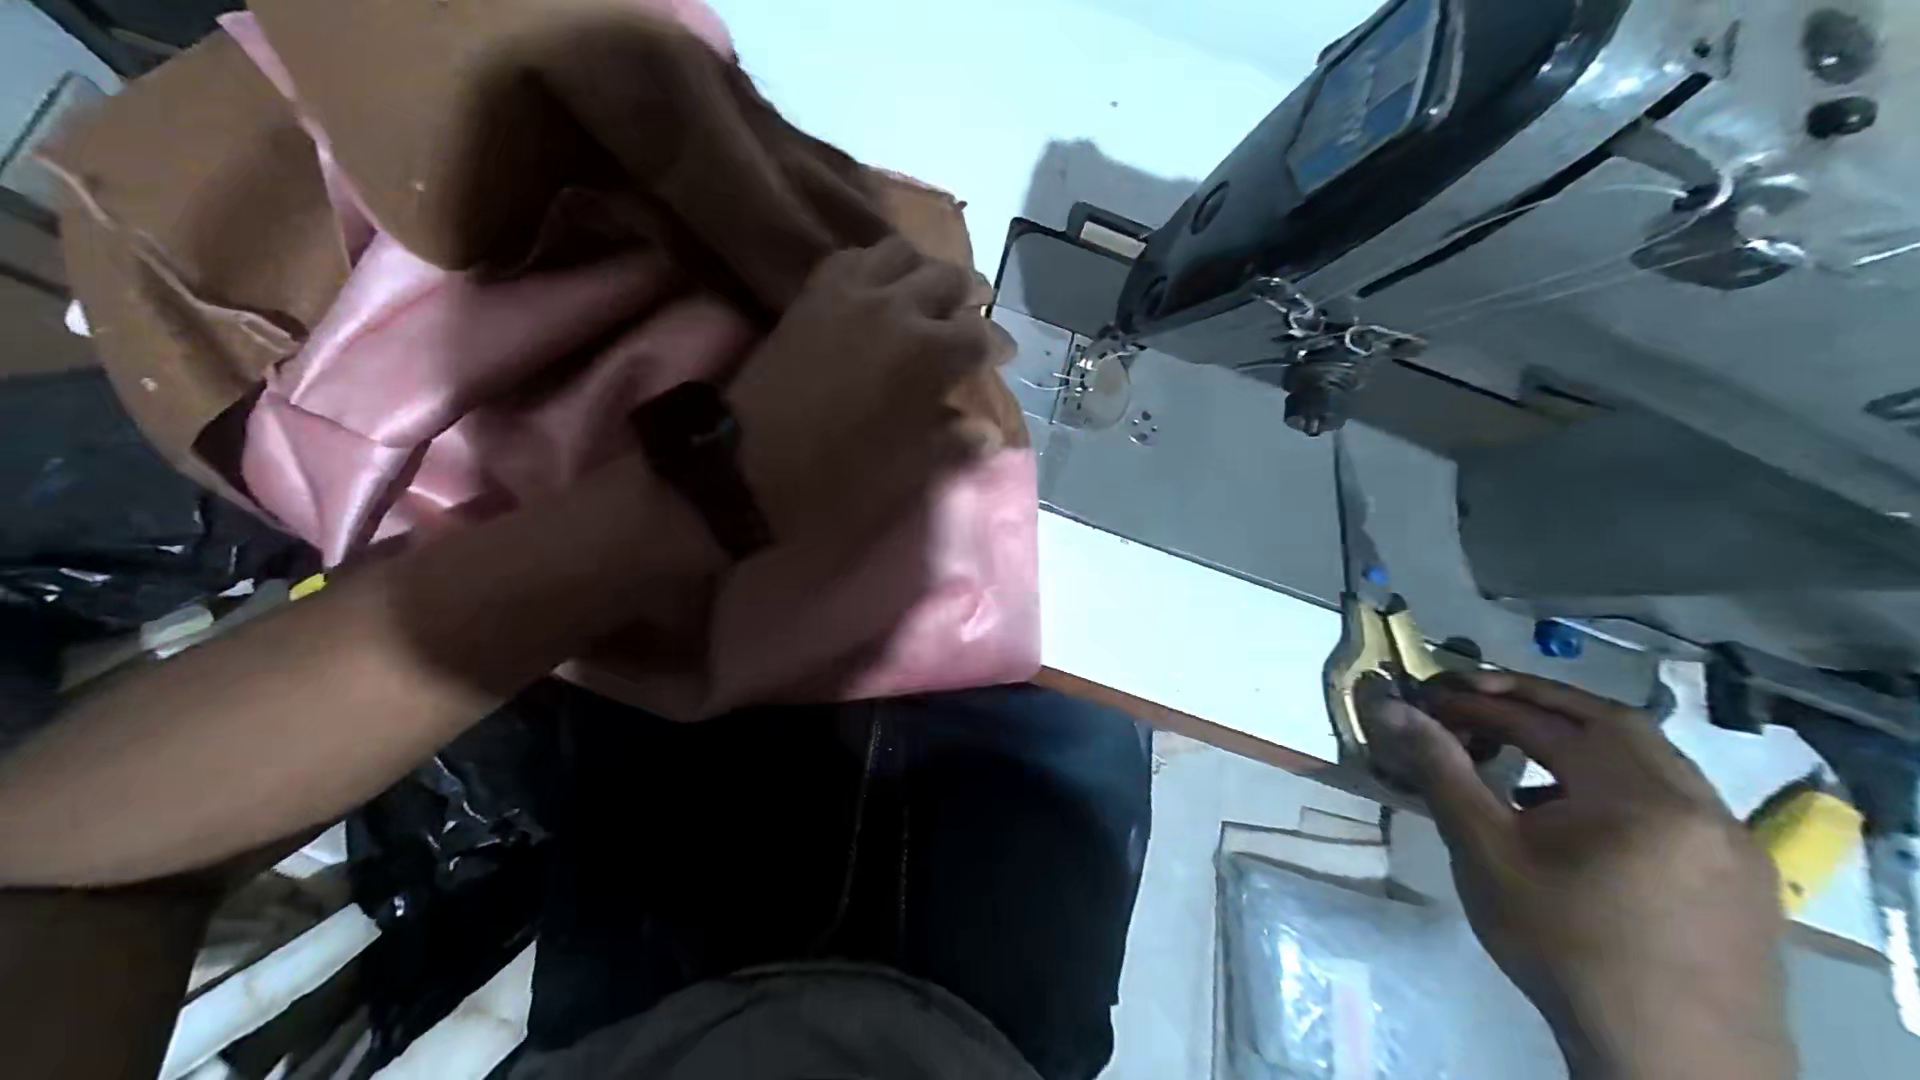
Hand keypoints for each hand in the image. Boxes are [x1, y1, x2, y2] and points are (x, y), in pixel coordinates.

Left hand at [726, 236, 1011, 537]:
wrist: (748, 464)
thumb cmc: (838, 476)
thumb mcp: (906, 467)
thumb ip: (952, 442)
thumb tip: (988, 433)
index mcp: (927, 352)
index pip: (979, 334)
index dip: (996, 345)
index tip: (1002, 357)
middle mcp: (895, 307)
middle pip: (947, 277)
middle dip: (969, 296)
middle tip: (971, 318)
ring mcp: (850, 293)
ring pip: (901, 252)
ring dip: (923, 269)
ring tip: (926, 294)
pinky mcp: (813, 293)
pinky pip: (853, 257)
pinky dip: (876, 264)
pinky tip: (879, 287)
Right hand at [1358, 671, 1794, 1079]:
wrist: (1669, 1060)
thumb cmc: (1561, 945)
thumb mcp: (1484, 851)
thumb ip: (1439, 770)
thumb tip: (1388, 707)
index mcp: (1639, 795)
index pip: (1546, 723)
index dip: (1480, 703)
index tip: (1430, 699)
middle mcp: (1700, 803)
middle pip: (1611, 721)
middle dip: (1537, 700)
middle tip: (1476, 695)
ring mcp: (1732, 839)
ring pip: (1648, 757)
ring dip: (1580, 738)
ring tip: (1520, 751)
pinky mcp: (1742, 873)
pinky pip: (1672, 797)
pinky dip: (1615, 780)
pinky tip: (1575, 811)